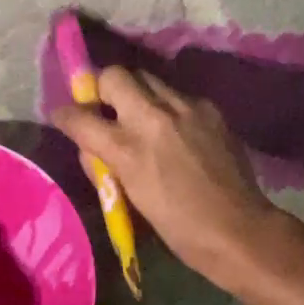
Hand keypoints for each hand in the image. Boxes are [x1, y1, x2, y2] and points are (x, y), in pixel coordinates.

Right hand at [51, 67, 277, 275]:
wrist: (240, 229)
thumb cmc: (179, 229)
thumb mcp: (131, 200)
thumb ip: (105, 167)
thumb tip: (90, 147)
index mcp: (128, 150)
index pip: (81, 118)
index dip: (65, 115)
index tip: (63, 116)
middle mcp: (153, 117)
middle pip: (115, 75)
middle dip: (103, 86)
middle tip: (106, 106)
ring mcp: (184, 107)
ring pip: (147, 79)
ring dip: (137, 94)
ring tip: (143, 117)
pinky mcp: (208, 107)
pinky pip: (177, 95)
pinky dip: (169, 107)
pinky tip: (178, 131)